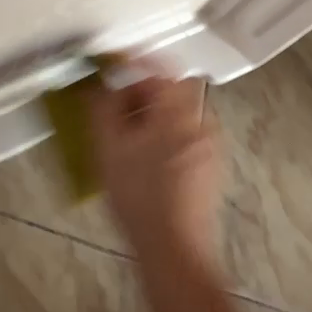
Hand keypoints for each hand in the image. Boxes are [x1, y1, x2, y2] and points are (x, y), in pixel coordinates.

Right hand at [90, 68, 220, 270]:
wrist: (175, 250)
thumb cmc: (139, 196)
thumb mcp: (109, 149)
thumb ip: (102, 108)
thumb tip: (99, 85)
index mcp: (179, 112)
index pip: (161, 68)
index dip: (136, 62)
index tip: (113, 67)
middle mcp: (201, 122)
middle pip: (173, 90)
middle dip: (143, 92)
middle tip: (116, 107)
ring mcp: (211, 146)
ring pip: (179, 114)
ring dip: (153, 115)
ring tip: (126, 136)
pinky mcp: (211, 167)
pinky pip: (186, 135)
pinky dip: (165, 134)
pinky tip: (145, 159)